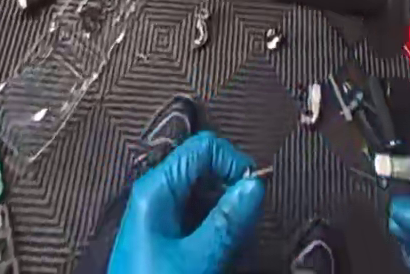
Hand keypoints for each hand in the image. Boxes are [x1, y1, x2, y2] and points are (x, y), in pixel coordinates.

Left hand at [108, 133, 265, 273]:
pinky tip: (223, 255)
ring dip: (226, 216)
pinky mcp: (163, 243)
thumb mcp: (198, 263)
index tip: (254, 191)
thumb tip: (255, 185)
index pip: (203, 147)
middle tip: (249, 224)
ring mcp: (158, 219)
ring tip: (236, 245)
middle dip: (232, 193)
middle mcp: (155, 196)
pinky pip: (197, 221)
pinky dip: (216, 233)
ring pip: (204, 198)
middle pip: (205, 170)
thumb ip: (228, 221)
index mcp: (156, 189)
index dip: (233, 162)